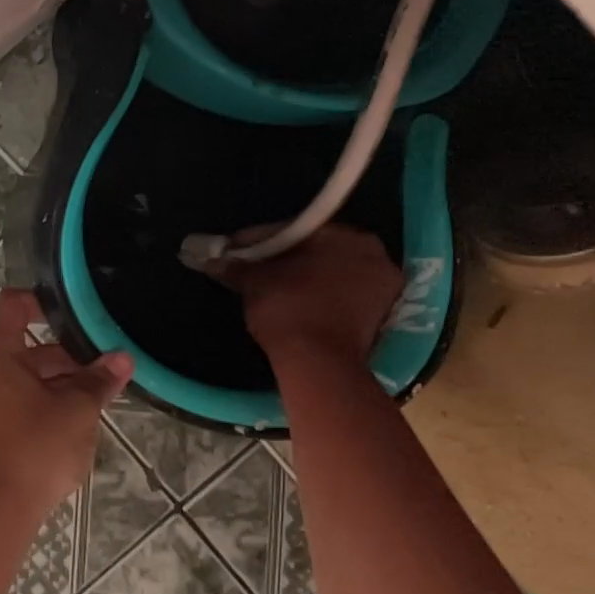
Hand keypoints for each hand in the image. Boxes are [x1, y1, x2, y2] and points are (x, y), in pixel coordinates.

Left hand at [0, 289, 133, 516]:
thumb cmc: (34, 448)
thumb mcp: (76, 411)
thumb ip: (99, 381)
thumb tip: (122, 358)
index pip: (14, 305)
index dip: (43, 300)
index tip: (80, 311)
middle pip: (32, 344)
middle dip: (72, 352)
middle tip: (112, 361)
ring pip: (35, 375)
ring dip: (69, 380)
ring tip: (109, 391)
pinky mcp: (2, 424)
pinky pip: (32, 398)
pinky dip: (57, 400)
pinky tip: (89, 416)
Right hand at [208, 223, 403, 369]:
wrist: (320, 364)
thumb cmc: (288, 309)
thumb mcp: (252, 281)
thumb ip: (234, 265)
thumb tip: (210, 260)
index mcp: (345, 236)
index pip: (291, 230)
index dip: (255, 240)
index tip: (231, 251)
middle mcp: (374, 253)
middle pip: (315, 248)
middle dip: (281, 256)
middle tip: (249, 266)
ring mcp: (383, 286)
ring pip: (330, 271)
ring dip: (301, 275)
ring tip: (268, 286)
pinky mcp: (381, 314)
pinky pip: (342, 293)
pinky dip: (318, 294)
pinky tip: (292, 302)